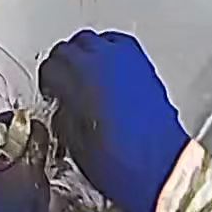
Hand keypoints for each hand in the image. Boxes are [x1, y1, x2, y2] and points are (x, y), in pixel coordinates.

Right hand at [37, 30, 186, 211]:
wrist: (164, 171)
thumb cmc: (122, 164)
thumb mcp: (76, 144)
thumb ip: (63, 114)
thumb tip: (62, 105)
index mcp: (77, 79)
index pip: (50, 66)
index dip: (47, 80)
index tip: (50, 91)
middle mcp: (98, 60)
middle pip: (68, 48)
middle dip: (61, 63)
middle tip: (62, 80)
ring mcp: (122, 58)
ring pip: (91, 40)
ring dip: (83, 53)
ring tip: (83, 72)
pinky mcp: (142, 61)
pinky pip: (117, 43)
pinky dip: (108, 50)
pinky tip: (107, 66)